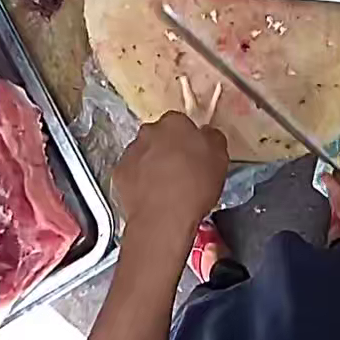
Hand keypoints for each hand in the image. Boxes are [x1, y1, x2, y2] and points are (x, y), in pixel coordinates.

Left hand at [112, 112, 227, 268]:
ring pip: (145, 153)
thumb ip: (212, 138)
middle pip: (160, 135)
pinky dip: (140, 179)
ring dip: (154, 163)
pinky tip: (153, 193)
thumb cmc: (196, 185)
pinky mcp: (118, 174)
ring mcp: (130, 153)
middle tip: (183, 167)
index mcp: (175, 123)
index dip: (189, 137)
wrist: (164, 218)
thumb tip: (206, 134)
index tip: (196, 151)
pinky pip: (133, 172)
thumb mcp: (221, 157)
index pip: (181, 121)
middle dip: (169, 147)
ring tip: (168, 185)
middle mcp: (149, 132)